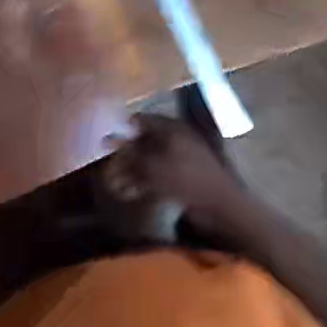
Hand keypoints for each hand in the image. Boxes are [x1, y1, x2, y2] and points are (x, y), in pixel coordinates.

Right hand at [106, 114, 259, 237]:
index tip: (105, 143)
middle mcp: (177, 138)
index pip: (142, 120)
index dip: (123, 129)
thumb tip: (108, 138)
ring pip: (150, 159)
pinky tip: (131, 193)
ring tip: (115, 185)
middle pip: (144, 140)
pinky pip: (159, 173)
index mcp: (172, 128)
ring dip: (132, 171)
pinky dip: (144, 181)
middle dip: (126, 154)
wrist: (220, 206)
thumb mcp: (153, 168)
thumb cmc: (187, 180)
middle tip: (108, 169)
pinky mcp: (184, 175)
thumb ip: (130, 154)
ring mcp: (181, 156)